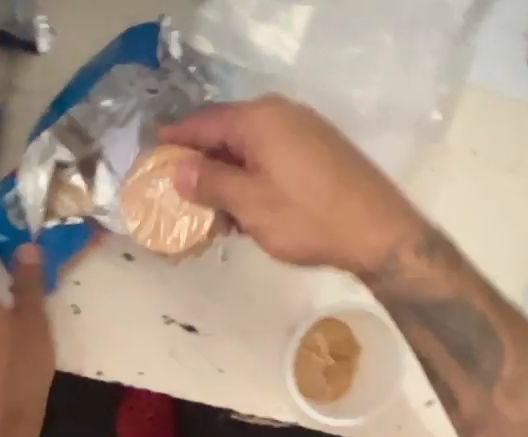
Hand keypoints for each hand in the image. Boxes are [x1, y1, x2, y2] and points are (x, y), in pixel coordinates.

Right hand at [160, 96, 428, 278]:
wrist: (377, 232)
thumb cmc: (308, 219)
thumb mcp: (250, 205)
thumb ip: (211, 183)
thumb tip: (178, 170)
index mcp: (259, 120)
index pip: (203, 122)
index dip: (175, 140)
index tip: (151, 155)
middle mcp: (281, 114)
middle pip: (226, 132)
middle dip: (201, 161)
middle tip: (176, 190)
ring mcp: (304, 131)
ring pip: (250, 148)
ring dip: (227, 175)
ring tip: (209, 209)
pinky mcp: (319, 151)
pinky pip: (271, 157)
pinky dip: (251, 178)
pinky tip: (245, 208)